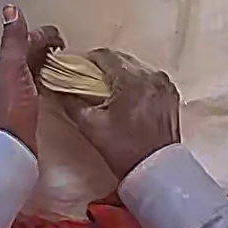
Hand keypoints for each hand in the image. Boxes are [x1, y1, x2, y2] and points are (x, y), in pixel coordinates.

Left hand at [0, 5, 61, 153]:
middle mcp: (2, 75)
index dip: (41, 36)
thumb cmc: (10, 103)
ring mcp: (11, 92)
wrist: (9, 143)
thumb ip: (13, 38)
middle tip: (64, 50)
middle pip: (25, 54)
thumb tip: (10, 8)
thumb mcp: (12, 65)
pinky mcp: (22, 107)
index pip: (21, 40)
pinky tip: (52, 82)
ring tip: (61, 63)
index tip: (60, 40)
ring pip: (30, 69)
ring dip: (44, 62)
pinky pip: (34, 84)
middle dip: (43, 48)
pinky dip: (44, 78)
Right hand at [58, 49, 180, 177]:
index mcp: (132, 80)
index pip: (104, 56)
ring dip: (119, 75)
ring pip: (135, 68)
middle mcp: (151, 76)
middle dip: (102, 68)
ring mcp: (164, 85)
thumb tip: (57, 88)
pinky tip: (127, 99)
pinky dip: (135, 83)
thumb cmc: (123, 150)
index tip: (76, 71)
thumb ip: (71, 102)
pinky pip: (148, 79)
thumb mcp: (91, 126)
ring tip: (107, 93)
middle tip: (89, 83)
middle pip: (120, 60)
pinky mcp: (170, 94)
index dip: (86, 61)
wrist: (155, 171)